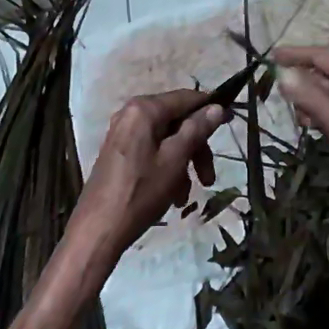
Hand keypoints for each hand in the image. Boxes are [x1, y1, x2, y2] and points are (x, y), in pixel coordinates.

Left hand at [79, 90, 226, 252]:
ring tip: (187, 195)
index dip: (210, 109)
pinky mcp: (119, 153)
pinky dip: (166, 169)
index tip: (230, 123)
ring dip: (183, 163)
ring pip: (166, 140)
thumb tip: (216, 107)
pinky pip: (152, 152)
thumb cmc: (140, 192)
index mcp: (143, 110)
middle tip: (209, 177)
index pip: (185, 98)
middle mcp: (130, 115)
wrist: (98, 230)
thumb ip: (196, 130)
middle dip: (196, 148)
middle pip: (176, 121)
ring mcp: (122, 134)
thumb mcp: (175, 160)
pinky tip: (173, 196)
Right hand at [272, 46, 328, 206]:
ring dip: (316, 104)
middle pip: (324, 74)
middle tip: (292, 109)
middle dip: (305, 88)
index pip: (319, 55)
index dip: (294, 54)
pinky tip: (326, 131)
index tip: (271, 56)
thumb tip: (283, 75)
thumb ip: (309, 98)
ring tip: (309, 125)